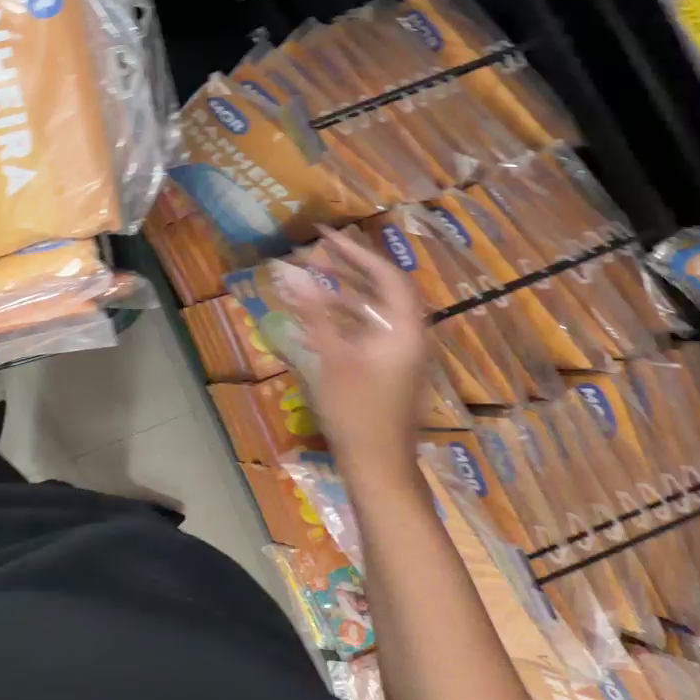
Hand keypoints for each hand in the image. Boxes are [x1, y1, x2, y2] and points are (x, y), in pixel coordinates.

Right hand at [277, 229, 429, 471]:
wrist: (377, 464)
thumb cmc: (357, 410)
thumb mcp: (332, 358)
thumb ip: (314, 312)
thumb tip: (292, 272)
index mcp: (404, 329)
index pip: (385, 275)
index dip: (355, 252)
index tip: (324, 235)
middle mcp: (408, 336)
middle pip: (380, 290)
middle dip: (347, 268)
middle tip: (315, 250)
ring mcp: (398, 355)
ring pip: (370, 311)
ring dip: (339, 293)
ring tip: (307, 279)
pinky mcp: (385, 370)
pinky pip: (364, 331)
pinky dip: (339, 319)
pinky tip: (310, 320)